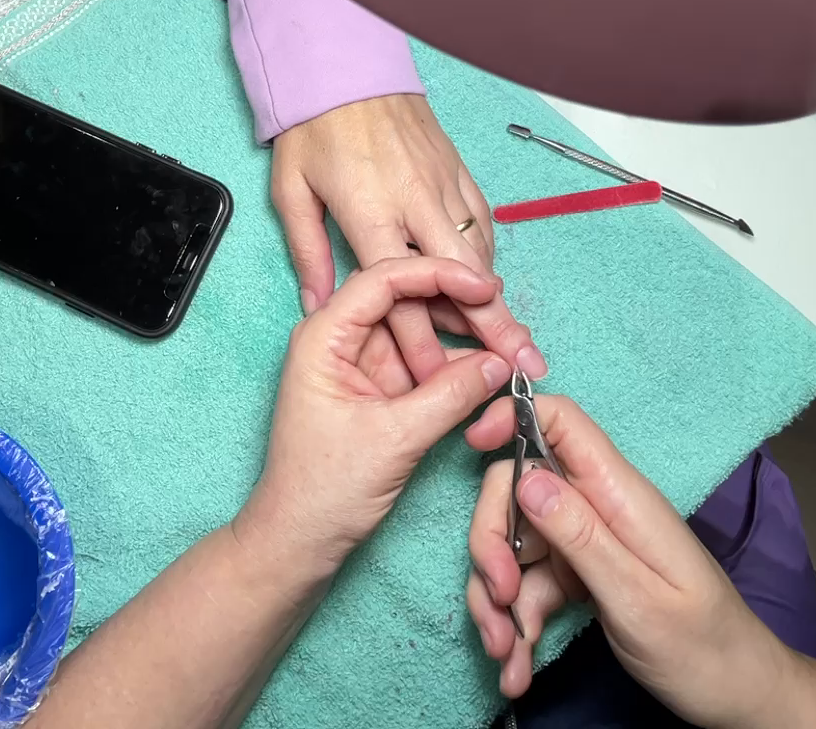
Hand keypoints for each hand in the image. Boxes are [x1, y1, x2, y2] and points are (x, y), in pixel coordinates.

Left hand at [236, 257, 540, 573]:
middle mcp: (342, 337)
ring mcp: (362, 360)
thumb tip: (499, 363)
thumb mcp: (393, 439)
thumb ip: (449, 395)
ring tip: (515, 346)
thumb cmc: (324, 490)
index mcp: (324, 335)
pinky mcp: (381, 384)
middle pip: (408, 299)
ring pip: (421, 328)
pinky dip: (457, 364)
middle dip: (460, 307)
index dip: (438, 274)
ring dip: (465, 336)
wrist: (300, 540)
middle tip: (510, 321)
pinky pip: (424, 359)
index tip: (485, 286)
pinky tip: (493, 368)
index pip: (384, 279)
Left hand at [272, 94, 510, 383]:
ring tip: (517, 334)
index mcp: (369, 212)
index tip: (437, 378)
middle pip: (462, 276)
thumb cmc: (314, 129)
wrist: (344, 65)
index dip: (421, 340)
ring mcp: (441, 182)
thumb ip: (308, 251)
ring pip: (479, 249)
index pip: (401, 290)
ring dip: (497, 295)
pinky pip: (482, 217)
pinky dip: (488, 252)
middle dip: (494, 326)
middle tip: (524, 363)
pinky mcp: (455, 167)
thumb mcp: (291, 191)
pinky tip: (490, 277)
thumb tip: (317, 301)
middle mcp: (414, 201)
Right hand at [464, 396, 794, 726]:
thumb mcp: (640, 599)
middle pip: (517, 486)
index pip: (560, 421)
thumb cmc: (704, 648)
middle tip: (497, 598)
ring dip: (496, 597)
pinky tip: (517, 666)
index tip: (472, 445)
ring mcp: (582, 538)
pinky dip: (514, 620)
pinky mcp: (575, 572)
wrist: (740, 699)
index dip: (511, 417)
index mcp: (617, 491)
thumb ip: (581, 536)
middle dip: (491, 539)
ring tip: (505, 654)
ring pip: (513, 540)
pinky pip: (526, 581)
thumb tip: (524, 477)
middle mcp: (594, 504)